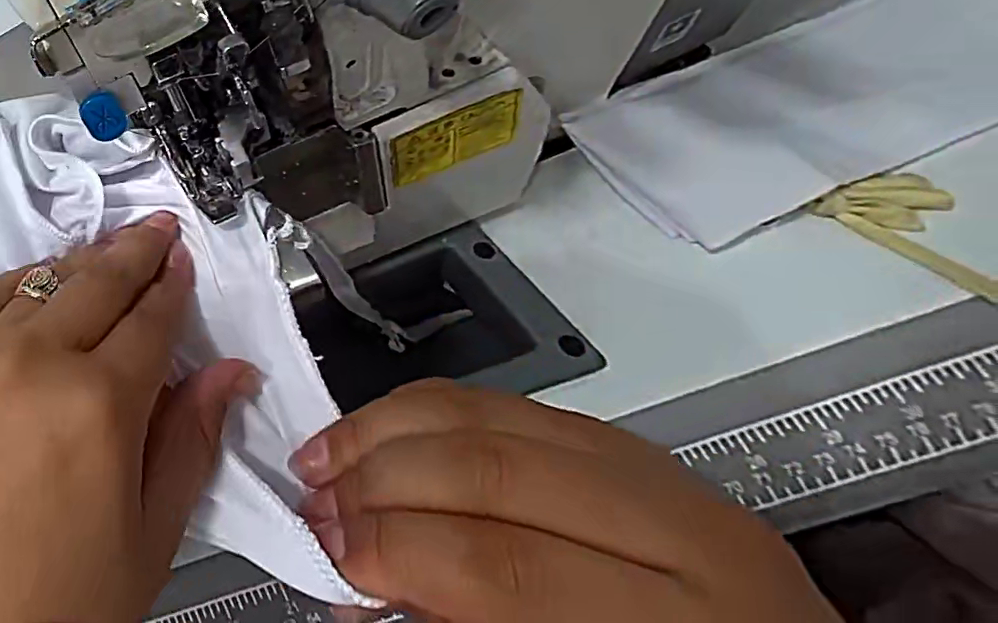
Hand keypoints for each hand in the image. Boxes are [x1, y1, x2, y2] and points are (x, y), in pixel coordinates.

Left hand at [0, 213, 256, 622]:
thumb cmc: (51, 601)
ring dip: (88, 258)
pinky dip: (28, 276)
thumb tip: (229, 375)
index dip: (172, 286)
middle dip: (136, 250)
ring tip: (115, 245)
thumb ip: (190, 441)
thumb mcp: (146, 537)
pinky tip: (46, 274)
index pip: (150, 320)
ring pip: (48, 279)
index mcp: (98, 403)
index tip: (183, 261)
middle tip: (159, 227)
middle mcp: (39, 359)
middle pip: (100, 282)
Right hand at [290, 380, 840, 622]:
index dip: (397, 551)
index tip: (335, 557)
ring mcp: (643, 465)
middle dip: (374, 480)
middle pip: (483, 467)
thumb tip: (357, 585)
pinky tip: (373, 430)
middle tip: (317, 504)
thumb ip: (459, 622)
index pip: (506, 563)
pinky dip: (413, 409)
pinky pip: (490, 399)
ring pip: (479, 411)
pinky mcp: (608, 435)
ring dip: (378, 428)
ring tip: (323, 458)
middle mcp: (681, 529)